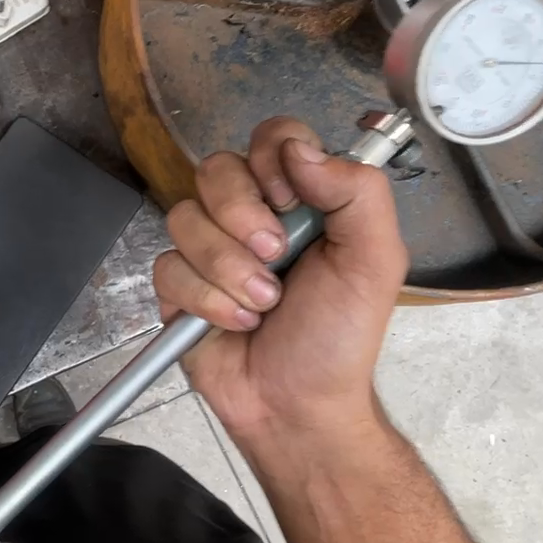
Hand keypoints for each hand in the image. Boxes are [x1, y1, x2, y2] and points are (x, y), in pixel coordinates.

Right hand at [152, 117, 407, 444]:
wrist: (297, 405)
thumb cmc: (340, 335)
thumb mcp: (374, 262)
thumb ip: (358, 194)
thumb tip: (299, 150)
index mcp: (297, 198)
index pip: (270, 137)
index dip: (270, 159)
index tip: (291, 202)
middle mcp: (246, 213)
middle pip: (214, 169)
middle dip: (241, 217)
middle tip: (275, 258)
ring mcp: (205, 247)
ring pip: (183, 217)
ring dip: (227, 268)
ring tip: (261, 306)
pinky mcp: (174, 283)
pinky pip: (167, 267)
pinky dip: (205, 299)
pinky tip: (234, 323)